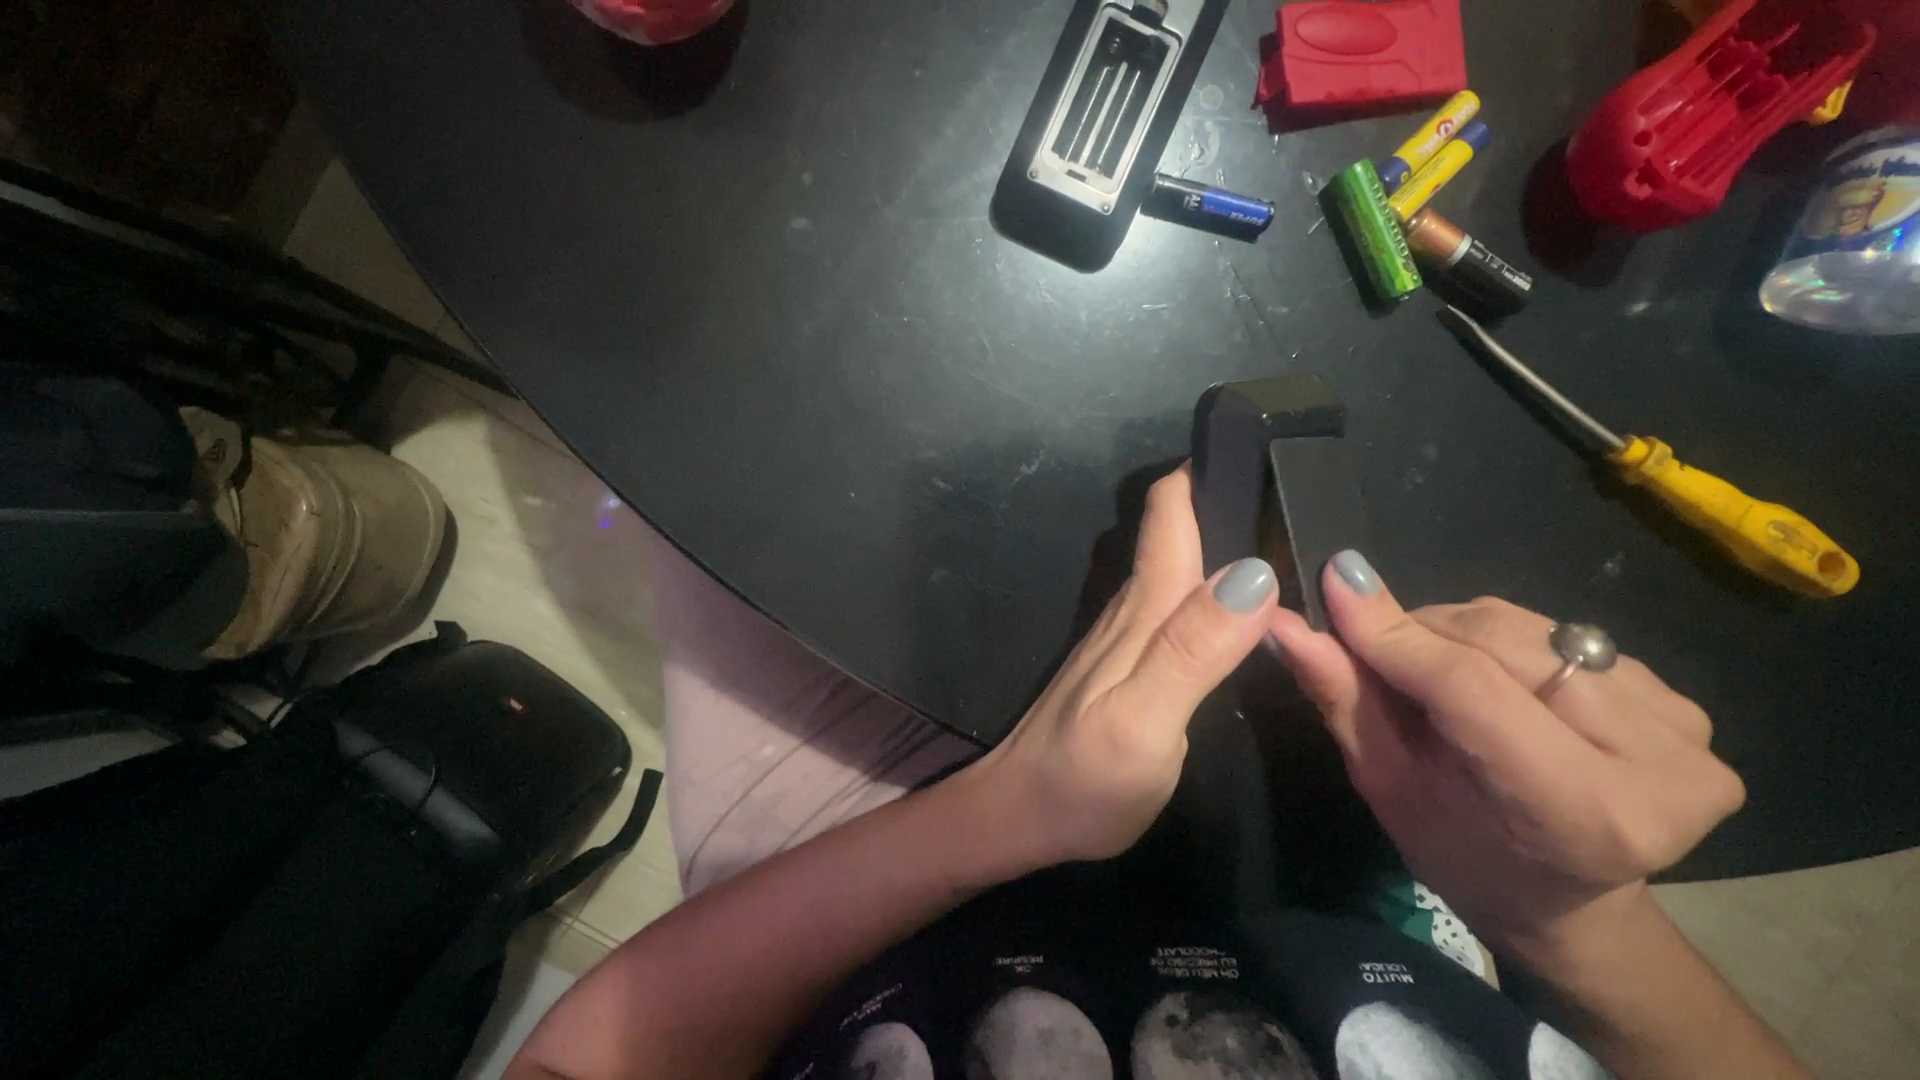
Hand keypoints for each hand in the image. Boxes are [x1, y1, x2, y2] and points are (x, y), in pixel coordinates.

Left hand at [956, 465, 1280, 872]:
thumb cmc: (1084, 778)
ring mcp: (1130, 637)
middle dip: (1232, 498)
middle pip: (1182, 531)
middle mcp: (1136, 609)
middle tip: (1301, 486)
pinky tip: (1245, 602)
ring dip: (1227, 541)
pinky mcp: (1132, 664)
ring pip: (1182, 566)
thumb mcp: (1145, 722)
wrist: (1024, 816)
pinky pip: (1180, 607)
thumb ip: (1194, 650)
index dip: (1208, 470)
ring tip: (1287, 530)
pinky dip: (1215, 588)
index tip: (1268, 446)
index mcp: (1144, 609)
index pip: (1171, 513)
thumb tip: (1254, 571)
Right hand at [1268, 551, 1745, 956]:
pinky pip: (1565, 636)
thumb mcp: (1386, 785)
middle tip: (1376, 651)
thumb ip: (1343, 698)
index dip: (1393, 634)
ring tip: (1436, 673)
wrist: (1563, 892)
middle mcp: (1658, 765)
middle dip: (1422, 632)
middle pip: (1503, 644)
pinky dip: (1508, 644)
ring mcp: (1687, 730)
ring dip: (1461, 634)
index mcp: (1578, 809)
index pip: (1468, 686)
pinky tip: (1498, 682)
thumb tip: (1283, 622)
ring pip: (1532, 629)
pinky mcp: (1690, 706)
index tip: (1331, 584)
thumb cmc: (1459, 851)